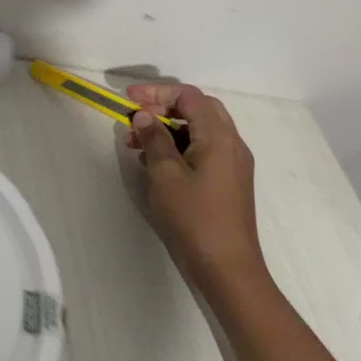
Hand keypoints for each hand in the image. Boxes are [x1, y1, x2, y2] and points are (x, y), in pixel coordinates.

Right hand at [122, 83, 264, 287]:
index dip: (157, 92)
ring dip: (168, 127)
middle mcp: (231, 145)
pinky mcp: (227, 181)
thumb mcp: (165, 175)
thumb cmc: (194, 218)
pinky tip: (154, 161)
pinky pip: (202, 149)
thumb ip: (154, 139)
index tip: (128, 99)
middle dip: (164, 106)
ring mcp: (232, 164)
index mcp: (219, 138)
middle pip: (199, 109)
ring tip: (136, 142)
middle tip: (135, 116)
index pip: (189, 97)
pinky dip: (178, 145)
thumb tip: (144, 116)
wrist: (227, 268)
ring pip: (200, 129)